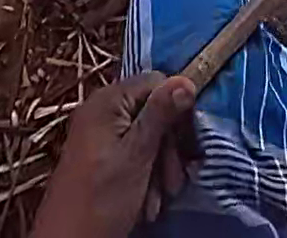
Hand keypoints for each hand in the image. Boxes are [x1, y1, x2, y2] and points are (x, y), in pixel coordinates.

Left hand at [29, 72, 196, 237]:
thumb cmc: (101, 198)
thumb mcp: (136, 155)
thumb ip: (160, 115)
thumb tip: (187, 80)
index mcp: (108, 99)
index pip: (154, 82)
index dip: (175, 108)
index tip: (187, 142)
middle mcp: (102, 109)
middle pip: (151, 111)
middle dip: (167, 147)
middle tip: (172, 182)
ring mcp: (99, 133)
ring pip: (145, 137)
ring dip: (158, 168)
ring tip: (157, 200)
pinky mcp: (99, 156)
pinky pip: (131, 154)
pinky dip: (143, 177)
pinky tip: (145, 205)